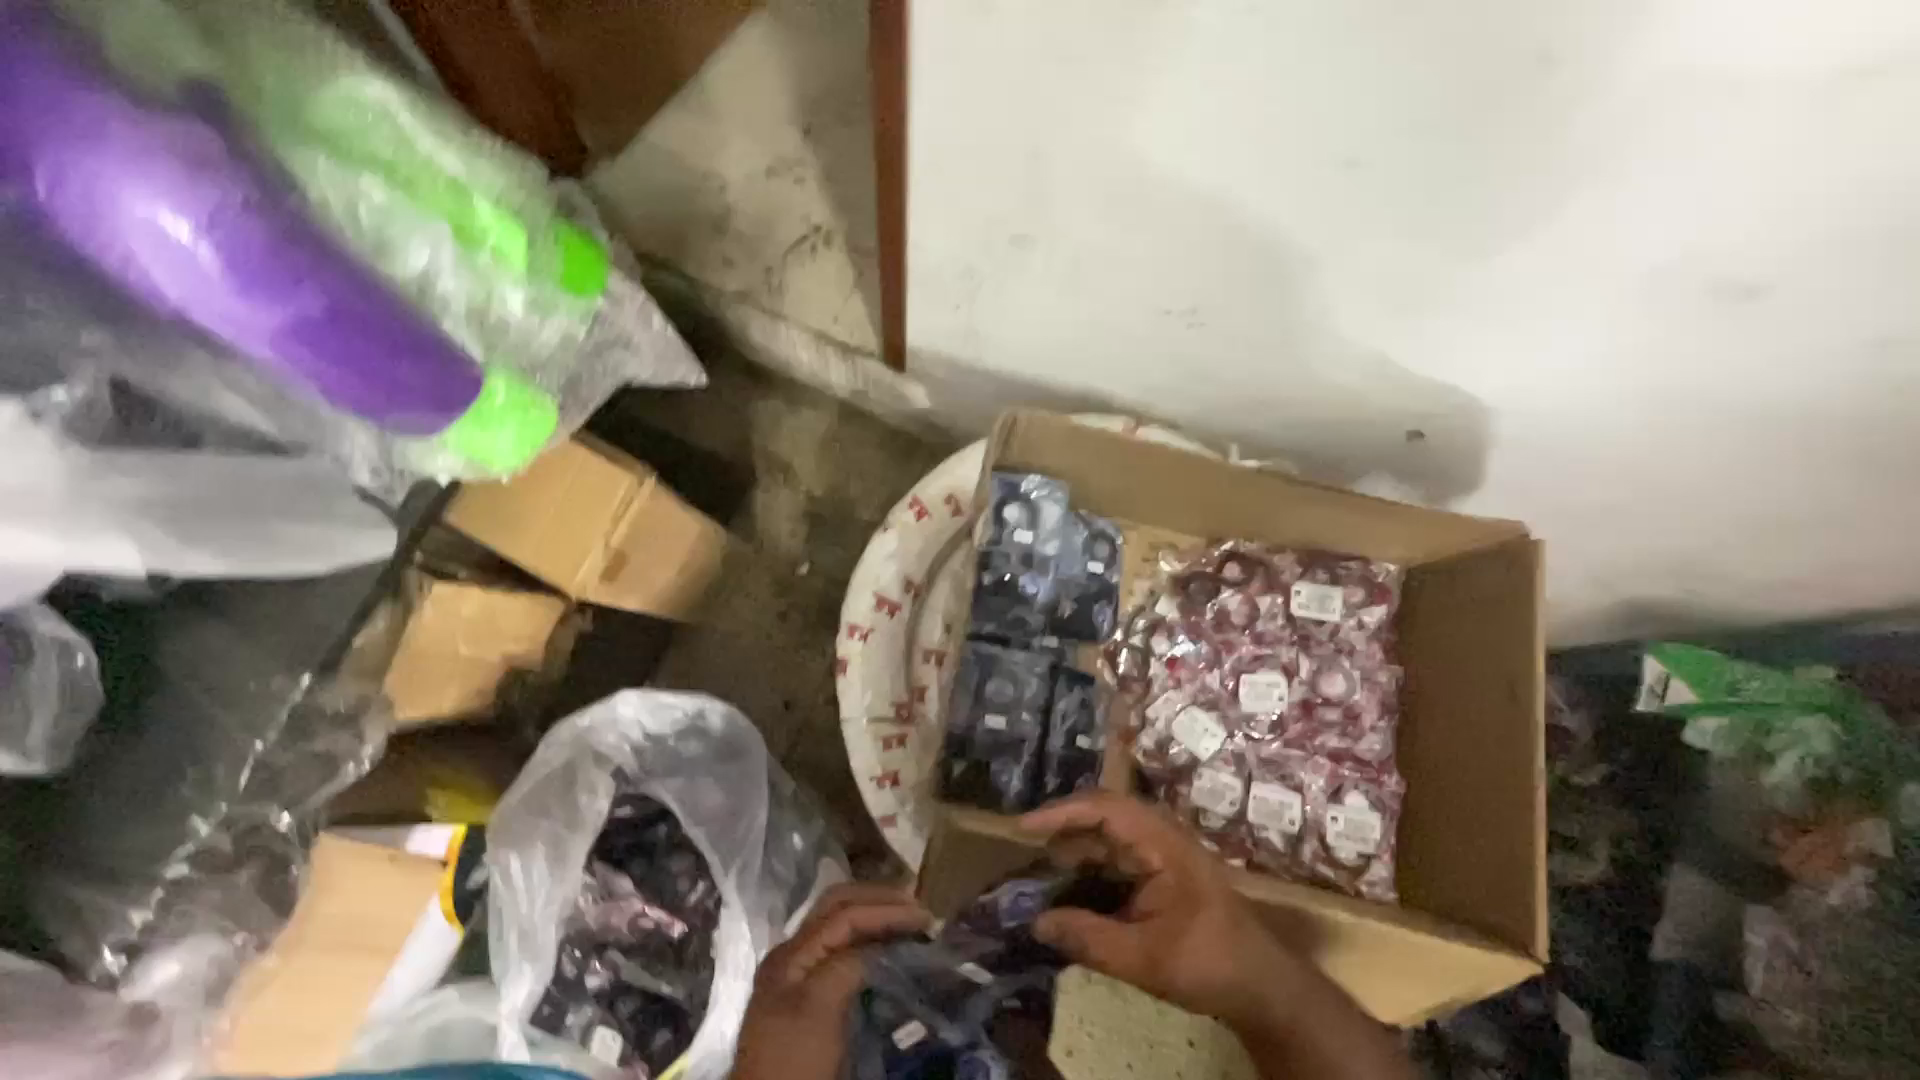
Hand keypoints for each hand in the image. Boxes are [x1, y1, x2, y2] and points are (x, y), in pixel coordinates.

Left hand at [730, 883, 932, 1079]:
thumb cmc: (793, 1061)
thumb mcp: (819, 1009)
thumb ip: (846, 966)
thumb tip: (877, 949)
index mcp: (791, 953)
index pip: (843, 914)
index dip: (886, 910)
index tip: (925, 917)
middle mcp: (792, 955)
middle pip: (836, 908)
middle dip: (878, 900)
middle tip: (916, 907)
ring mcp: (798, 978)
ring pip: (838, 928)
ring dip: (873, 917)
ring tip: (907, 921)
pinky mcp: (809, 1000)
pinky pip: (841, 953)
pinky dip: (868, 942)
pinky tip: (887, 951)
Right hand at [1019, 791, 1302, 1027]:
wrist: (1263, 989)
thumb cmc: (1209, 964)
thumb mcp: (1144, 958)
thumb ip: (1088, 937)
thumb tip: (1035, 922)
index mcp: (1163, 844)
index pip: (1106, 809)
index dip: (1063, 812)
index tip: (1024, 828)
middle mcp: (1162, 840)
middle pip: (1105, 818)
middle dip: (1064, 830)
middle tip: (1027, 850)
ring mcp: (1163, 858)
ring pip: (1109, 840)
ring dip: (1076, 852)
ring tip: (1041, 873)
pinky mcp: (1162, 879)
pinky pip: (1118, 862)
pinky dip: (1090, 872)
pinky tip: (1071, 893)